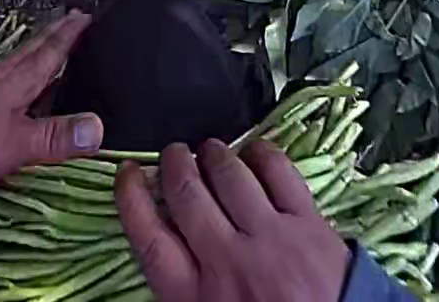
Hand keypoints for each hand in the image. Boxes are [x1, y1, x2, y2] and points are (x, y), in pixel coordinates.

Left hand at [0, 13, 103, 182]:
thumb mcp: (17, 143)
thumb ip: (55, 137)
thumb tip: (98, 128)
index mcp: (18, 82)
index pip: (50, 54)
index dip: (68, 36)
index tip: (84, 16)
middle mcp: (0, 74)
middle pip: (32, 49)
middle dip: (53, 33)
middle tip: (70, 16)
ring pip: (14, 58)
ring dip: (33, 47)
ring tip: (44, 40)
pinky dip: (12, 65)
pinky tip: (5, 75)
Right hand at [115, 139, 350, 301]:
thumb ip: (184, 287)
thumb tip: (159, 236)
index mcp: (199, 301)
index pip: (150, 238)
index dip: (131, 197)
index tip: (128, 172)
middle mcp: (229, 263)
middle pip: (185, 191)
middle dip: (174, 162)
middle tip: (175, 155)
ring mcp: (272, 240)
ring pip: (228, 172)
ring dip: (213, 153)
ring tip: (211, 151)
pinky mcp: (310, 225)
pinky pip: (276, 169)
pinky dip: (259, 152)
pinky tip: (253, 155)